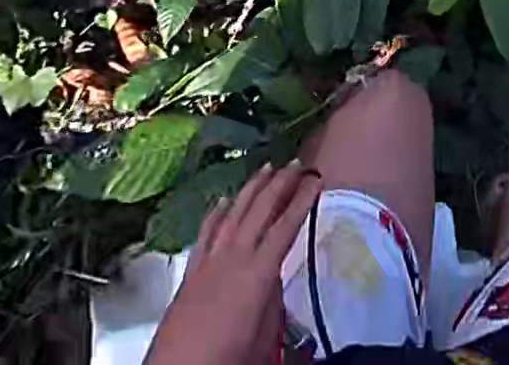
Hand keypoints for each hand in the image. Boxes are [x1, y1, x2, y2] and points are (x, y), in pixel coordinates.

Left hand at [145, 161, 322, 364]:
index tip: (316, 181)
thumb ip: (272, 301)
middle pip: (261, 209)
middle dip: (281, 183)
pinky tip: (223, 198)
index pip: (286, 227)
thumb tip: (276, 275)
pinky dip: (217, 210)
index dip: (302, 201)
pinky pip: (207, 229)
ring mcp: (210, 258)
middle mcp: (234, 256)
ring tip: (267, 166)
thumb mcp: (263, 338)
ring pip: (235, 211)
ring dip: (253, 186)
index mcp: (258, 273)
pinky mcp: (192, 268)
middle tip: (297, 163)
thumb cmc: (227, 361)